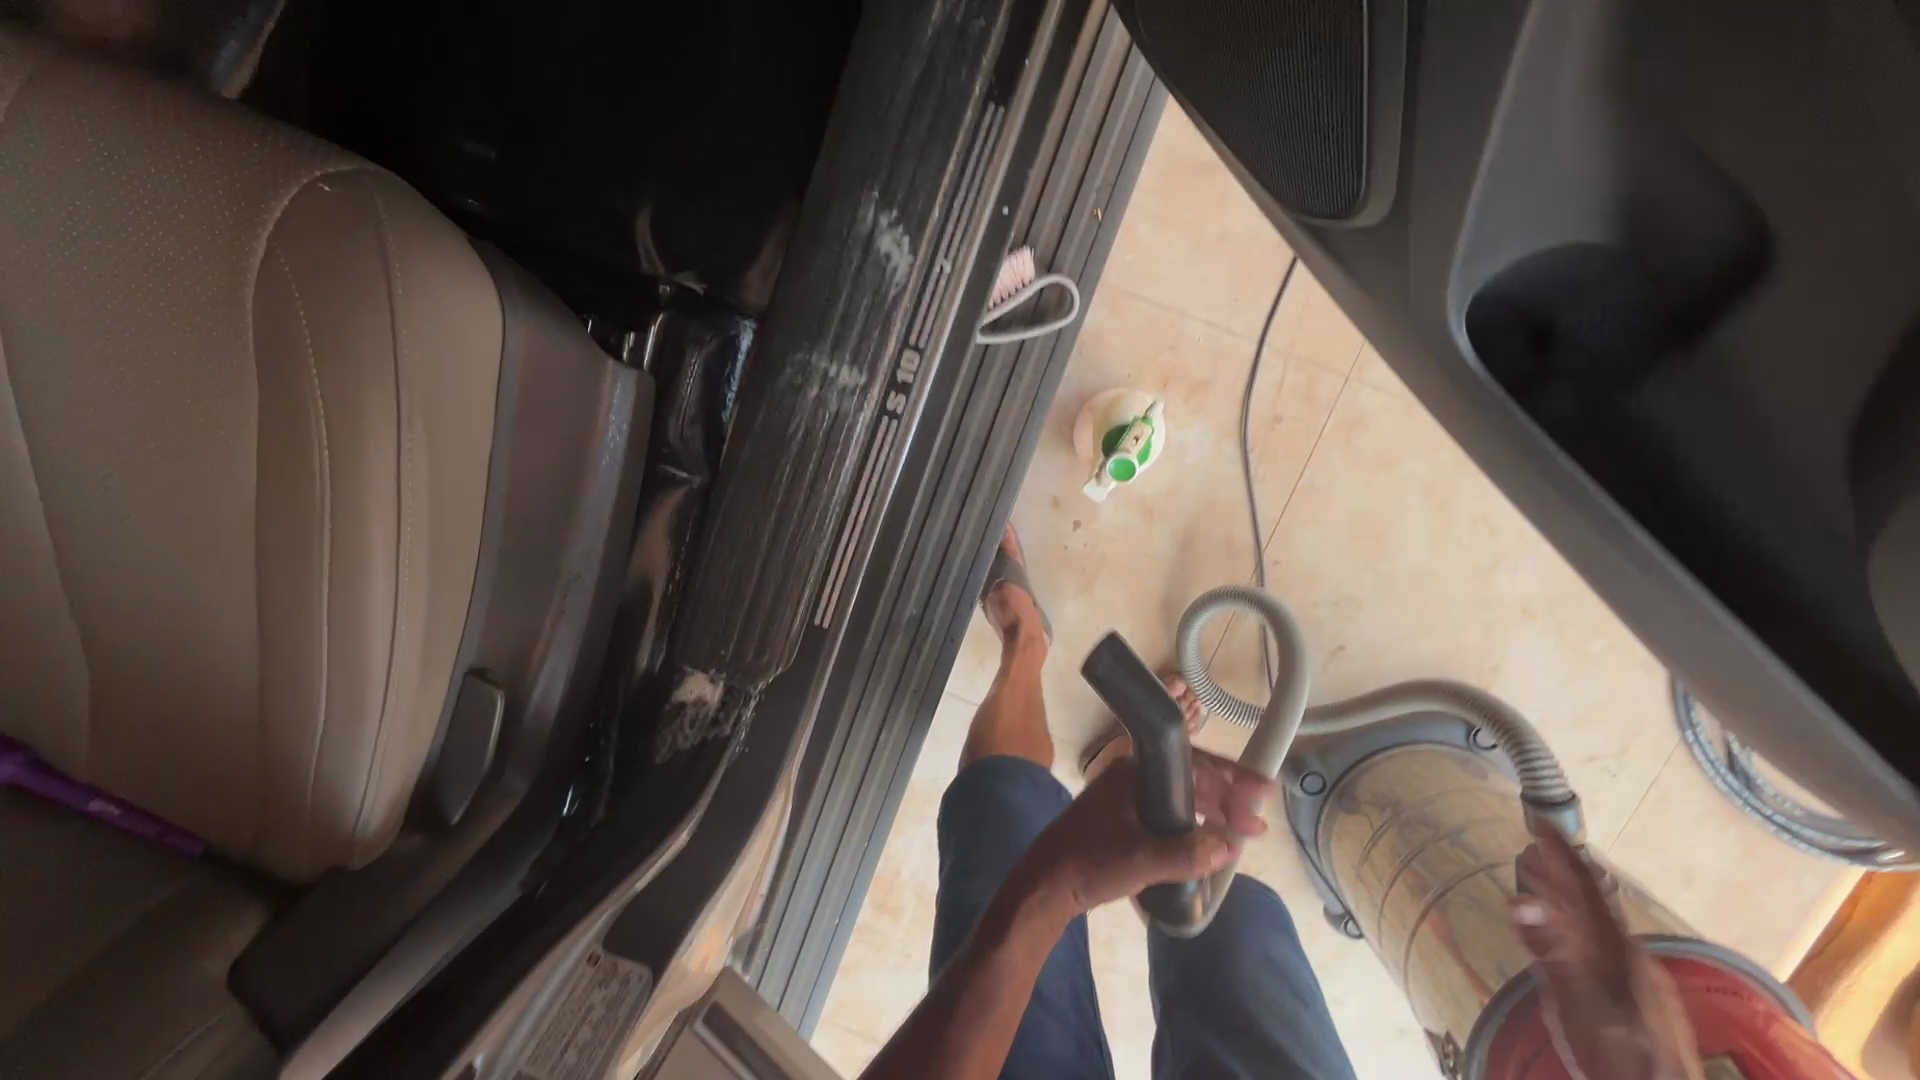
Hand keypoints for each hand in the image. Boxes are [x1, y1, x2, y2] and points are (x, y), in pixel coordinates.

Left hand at [1012, 750, 1274, 917]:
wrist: (1044, 886)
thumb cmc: (1090, 864)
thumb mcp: (1144, 860)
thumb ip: (1189, 854)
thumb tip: (1230, 845)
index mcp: (1131, 772)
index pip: (1190, 761)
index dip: (1229, 775)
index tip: (1261, 789)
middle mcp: (1129, 777)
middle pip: (1188, 778)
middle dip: (1225, 797)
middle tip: (1257, 823)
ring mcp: (1124, 799)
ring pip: (1178, 797)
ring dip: (1210, 812)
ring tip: (1241, 833)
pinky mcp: (1121, 821)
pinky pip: (1165, 813)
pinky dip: (1190, 824)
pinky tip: (1207, 841)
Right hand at [1509, 828, 1705, 1079]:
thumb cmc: (1620, 1060)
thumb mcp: (1581, 1005)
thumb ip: (1554, 954)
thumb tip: (1521, 900)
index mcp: (1620, 954)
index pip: (1588, 891)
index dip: (1566, 856)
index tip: (1542, 825)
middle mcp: (1627, 960)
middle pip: (1591, 905)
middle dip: (1561, 873)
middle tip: (1531, 848)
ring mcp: (1629, 981)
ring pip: (1591, 926)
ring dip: (1564, 899)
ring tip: (1538, 879)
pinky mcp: (1624, 1000)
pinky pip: (1592, 947)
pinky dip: (1569, 926)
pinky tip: (1558, 933)